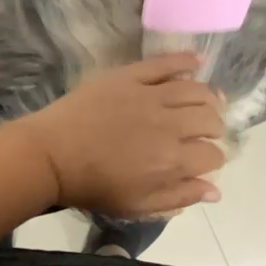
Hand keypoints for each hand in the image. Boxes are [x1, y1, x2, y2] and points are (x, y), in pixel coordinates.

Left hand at [5, 55, 227, 218]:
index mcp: (172, 161)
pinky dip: (186, 60)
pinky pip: (165, 63)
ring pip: (196, 90)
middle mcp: (169, 125)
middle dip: (215, 128)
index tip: (203, 159)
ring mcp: (150, 96)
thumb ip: (178, 197)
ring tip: (209, 102)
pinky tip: (198, 62)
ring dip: (209, 97)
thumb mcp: (136, 205)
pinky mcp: (129, 76)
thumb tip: (214, 191)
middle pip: (210, 119)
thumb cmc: (91, 185)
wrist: (50, 155)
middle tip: (206, 131)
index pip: (212, 155)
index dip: (213, 159)